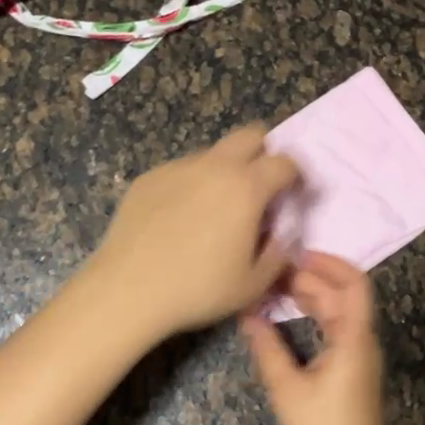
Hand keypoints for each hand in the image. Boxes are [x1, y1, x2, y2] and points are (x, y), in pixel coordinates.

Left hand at [83, 124, 299, 337]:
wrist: (128, 290)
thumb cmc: (198, 289)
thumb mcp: (254, 284)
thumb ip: (279, 252)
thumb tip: (284, 232)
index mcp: (247, 187)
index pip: (285, 162)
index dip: (296, 176)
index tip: (293, 195)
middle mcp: (215, 166)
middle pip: (250, 135)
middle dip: (262, 153)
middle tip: (259, 188)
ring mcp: (178, 167)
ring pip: (213, 154)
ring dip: (224, 171)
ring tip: (214, 210)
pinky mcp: (149, 177)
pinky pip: (182, 171)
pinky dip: (191, 185)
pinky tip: (179, 219)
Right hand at [242, 253, 399, 424]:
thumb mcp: (288, 389)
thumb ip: (267, 348)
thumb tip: (247, 315)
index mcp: (353, 336)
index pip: (353, 282)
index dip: (328, 262)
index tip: (295, 254)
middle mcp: (362, 337)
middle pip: (342, 292)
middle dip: (310, 276)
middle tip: (271, 271)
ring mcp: (360, 351)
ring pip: (339, 308)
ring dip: (312, 294)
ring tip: (275, 286)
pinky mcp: (353, 364)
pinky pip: (337, 325)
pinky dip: (315, 312)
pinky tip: (290, 312)